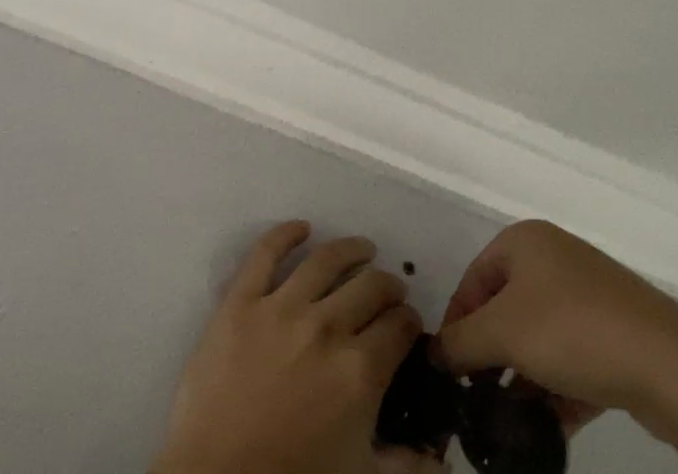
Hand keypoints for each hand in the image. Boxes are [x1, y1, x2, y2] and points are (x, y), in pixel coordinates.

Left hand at [153, 221, 439, 473]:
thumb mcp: (362, 472)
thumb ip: (405, 461)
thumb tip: (438, 459)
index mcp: (361, 370)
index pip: (399, 327)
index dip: (408, 321)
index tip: (406, 321)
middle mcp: (326, 328)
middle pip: (370, 287)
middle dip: (387, 285)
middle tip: (388, 287)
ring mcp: (280, 308)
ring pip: (325, 261)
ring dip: (350, 250)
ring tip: (361, 247)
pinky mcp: (239, 301)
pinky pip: (264, 253)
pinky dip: (285, 234)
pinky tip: (301, 228)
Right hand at [436, 219, 677, 432]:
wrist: (675, 368)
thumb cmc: (572, 331)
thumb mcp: (499, 335)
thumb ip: (457, 344)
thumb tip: (434, 355)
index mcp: (526, 242)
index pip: (473, 280)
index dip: (456, 323)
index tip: (451, 366)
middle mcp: (560, 259)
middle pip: (507, 309)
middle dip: (492, 354)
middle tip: (480, 391)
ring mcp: (596, 297)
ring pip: (543, 337)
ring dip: (524, 377)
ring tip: (513, 415)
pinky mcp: (624, 334)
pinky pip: (577, 357)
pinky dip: (560, 387)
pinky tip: (550, 424)